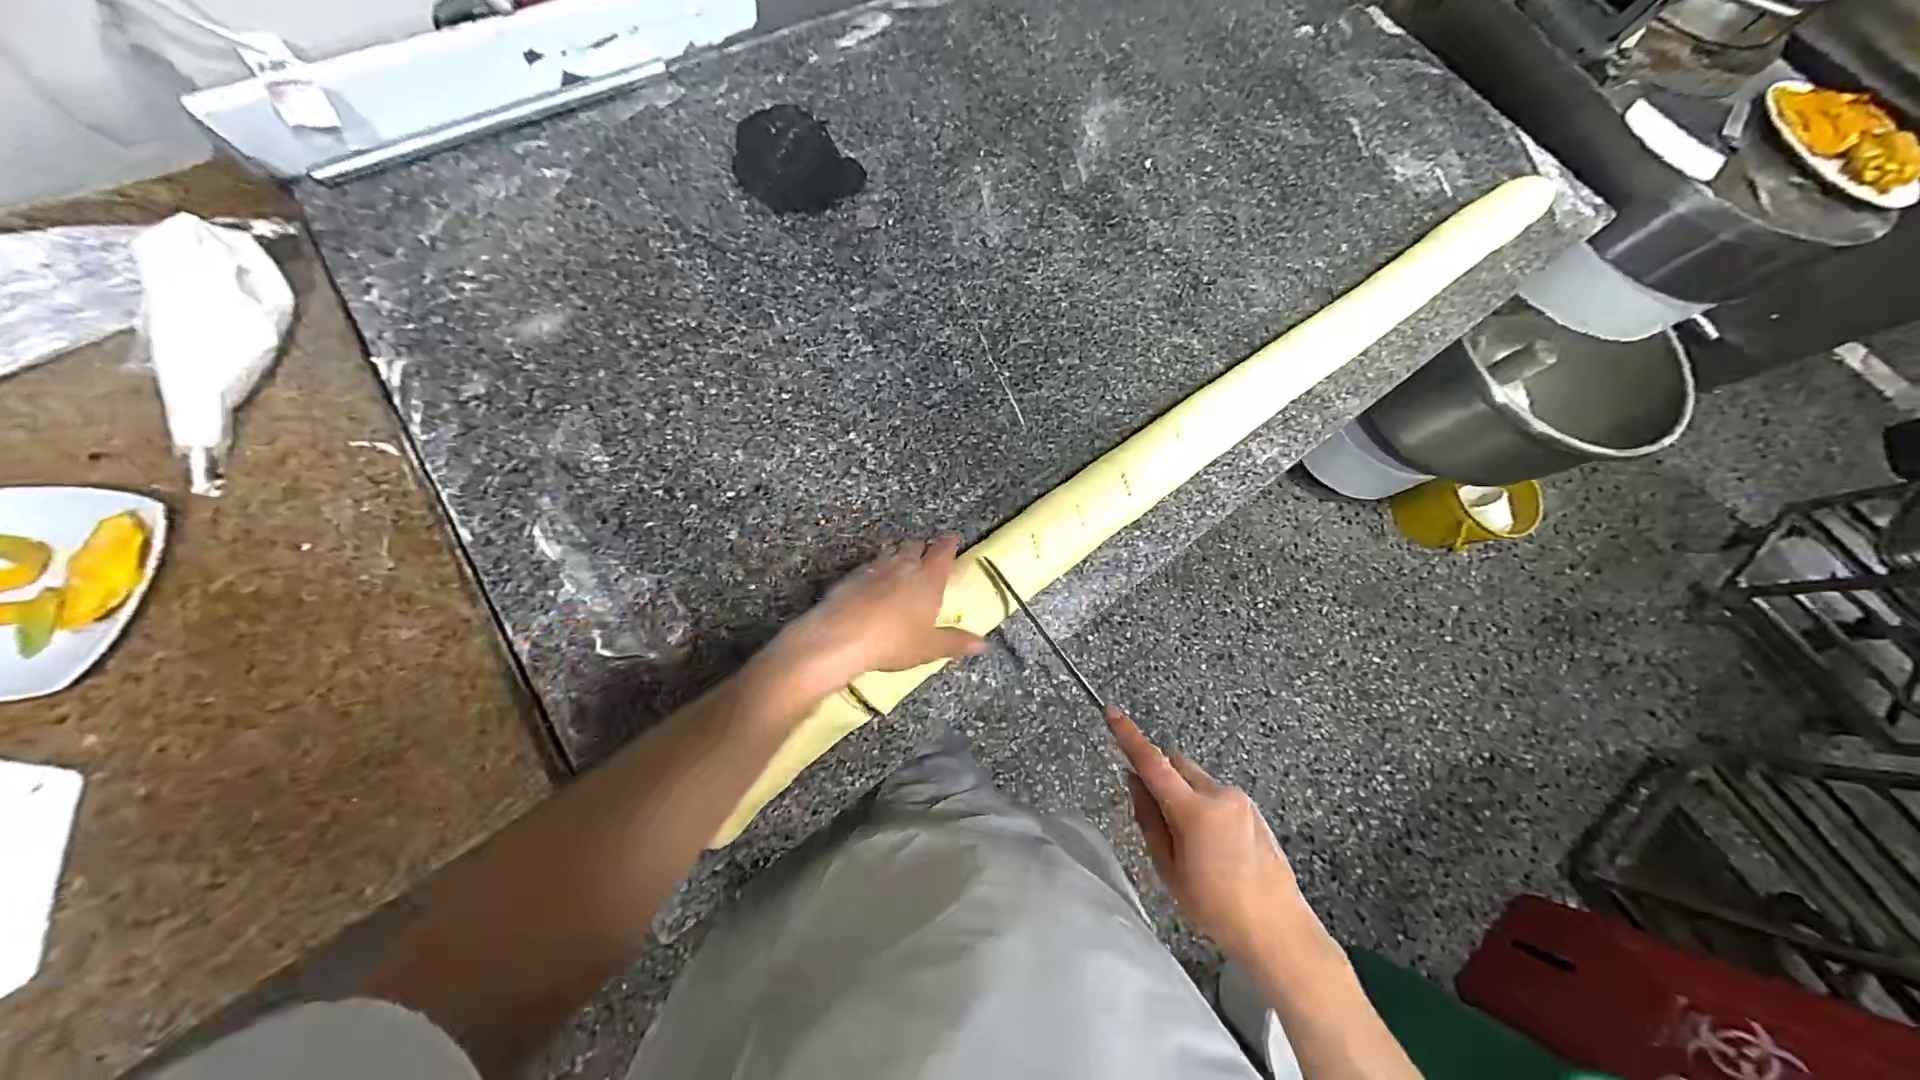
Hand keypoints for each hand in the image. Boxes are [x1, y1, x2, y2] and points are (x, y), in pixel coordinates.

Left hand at [764, 535, 987, 692]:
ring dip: (900, 553)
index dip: (949, 544)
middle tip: (928, 554)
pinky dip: (879, 567)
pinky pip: (871, 564)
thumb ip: (956, 642)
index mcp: (929, 578)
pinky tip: (876, 580)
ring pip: (892, 550)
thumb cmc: (893, 642)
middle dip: (924, 547)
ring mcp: (876, 567)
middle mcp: (904, 565)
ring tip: (903, 562)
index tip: (953, 540)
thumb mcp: (929, 647)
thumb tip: (985, 644)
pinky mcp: (853, 575)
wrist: (840, 637)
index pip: (943, 550)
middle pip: (917, 544)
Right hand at [1105, 706, 1331, 965]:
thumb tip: (1135, 783)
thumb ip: (1148, 818)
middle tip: (1154, 815)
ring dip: (1183, 796)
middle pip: (1176, 765)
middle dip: (1160, 778)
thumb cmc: (1218, 909)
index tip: (1112, 713)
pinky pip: (1217, 796)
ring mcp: (1242, 802)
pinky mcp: (1254, 811)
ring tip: (1188, 845)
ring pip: (1196, 781)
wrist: (1279, 932)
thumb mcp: (1168, 869)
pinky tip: (1210, 848)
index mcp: (1195, 810)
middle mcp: (1220, 796)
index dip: (1128, 736)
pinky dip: (1203, 807)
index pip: (1153, 761)